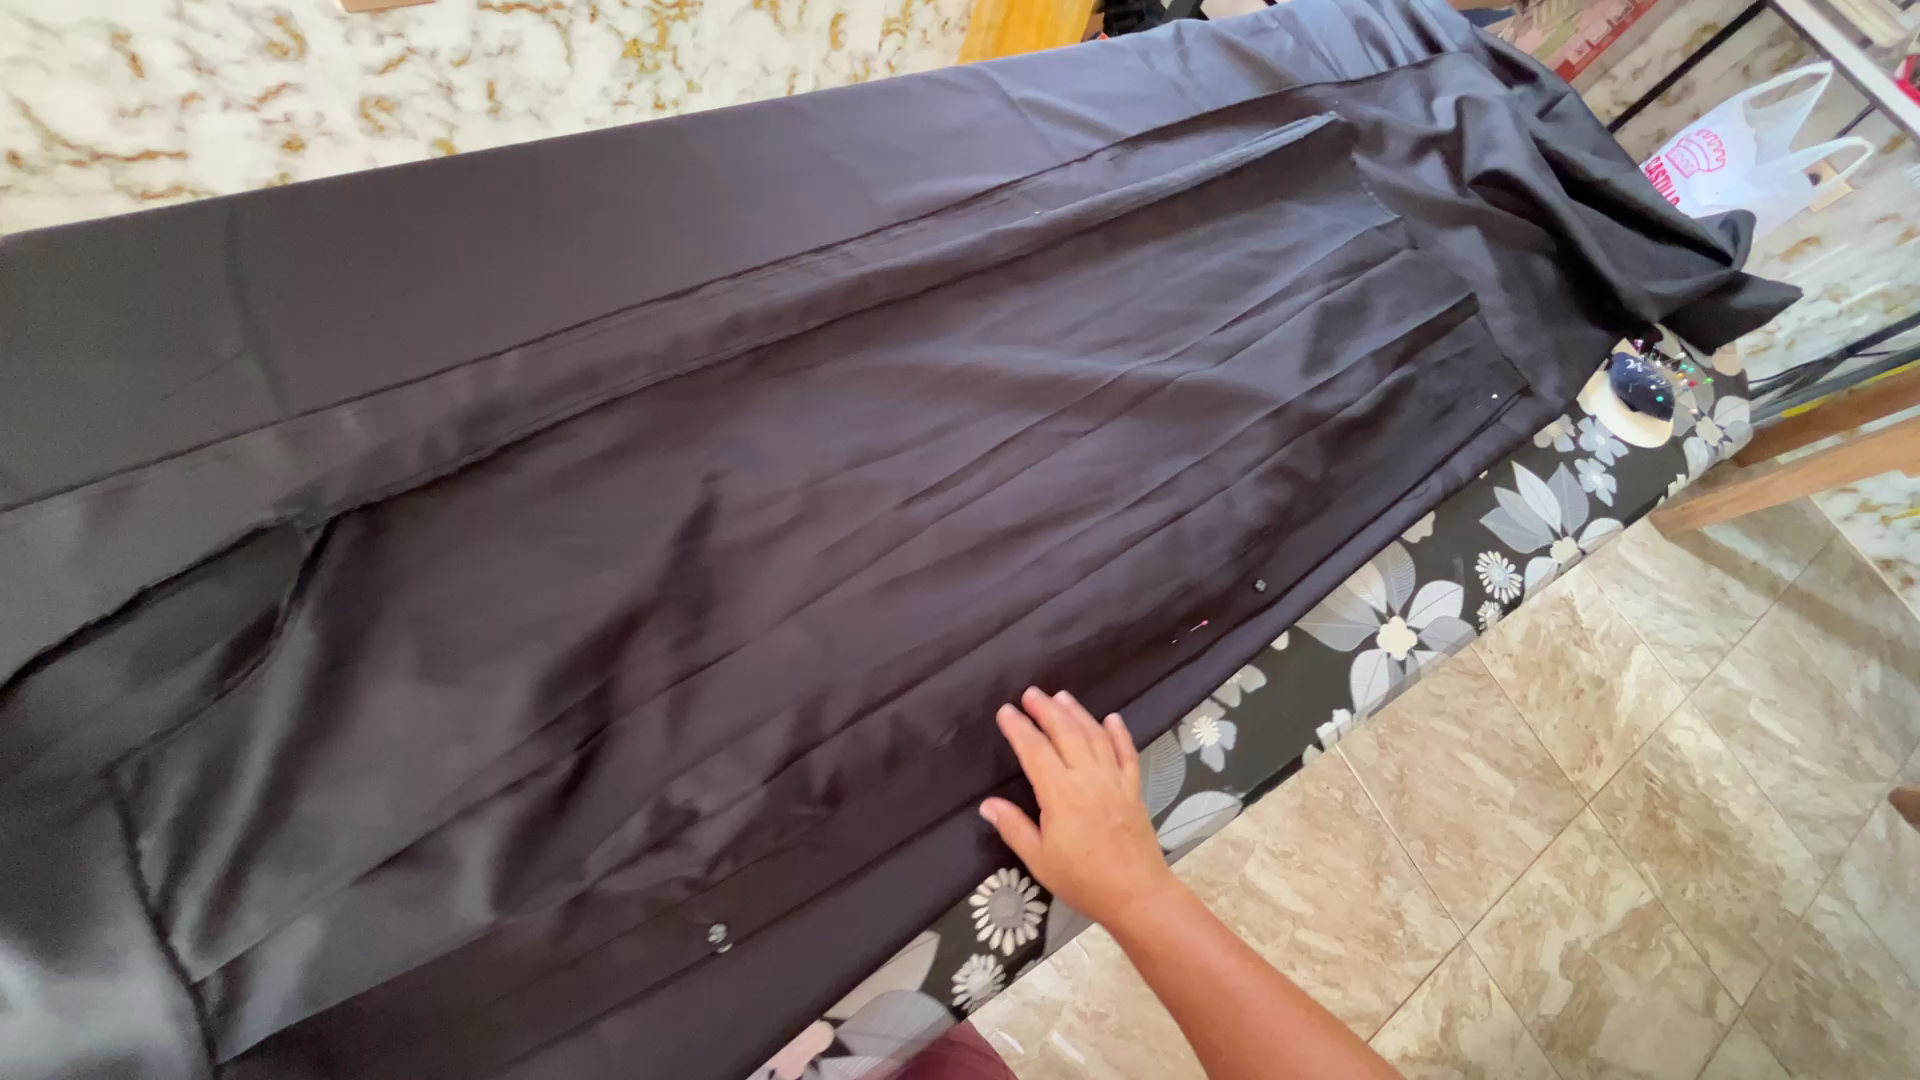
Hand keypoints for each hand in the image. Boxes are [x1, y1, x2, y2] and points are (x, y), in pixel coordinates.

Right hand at [980, 687, 1179, 929]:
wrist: (1137, 895)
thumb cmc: (1083, 880)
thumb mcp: (1039, 860)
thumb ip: (1013, 828)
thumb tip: (987, 804)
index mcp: (1060, 793)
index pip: (1034, 750)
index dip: (1019, 728)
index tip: (1006, 712)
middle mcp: (1087, 777)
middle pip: (1065, 732)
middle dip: (1046, 709)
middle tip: (1031, 693)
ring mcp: (1114, 780)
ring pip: (1094, 736)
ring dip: (1077, 713)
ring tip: (1061, 696)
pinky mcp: (1133, 788)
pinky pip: (1127, 753)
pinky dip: (1119, 733)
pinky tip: (1112, 718)